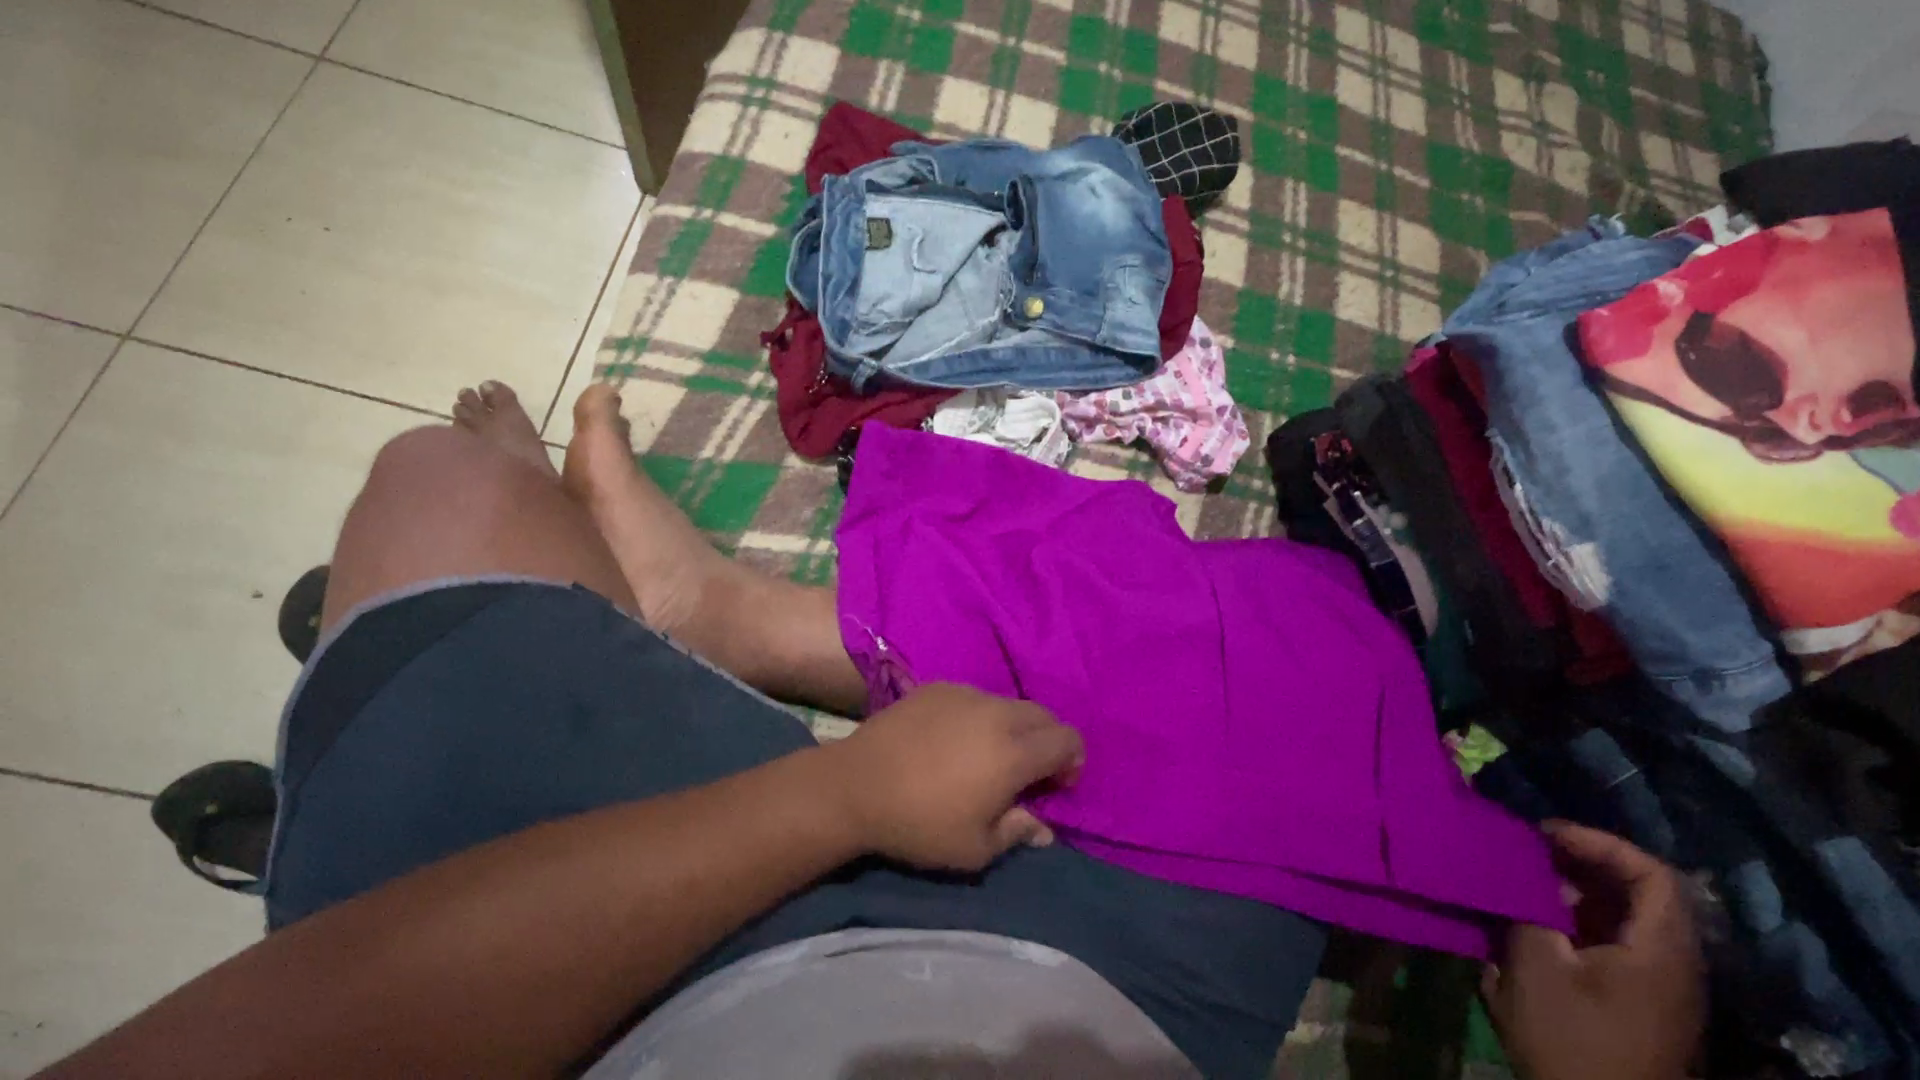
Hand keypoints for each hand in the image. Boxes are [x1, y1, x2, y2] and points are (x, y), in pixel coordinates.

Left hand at [820, 682, 1083, 871]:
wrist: (855, 785)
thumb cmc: (919, 824)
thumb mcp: (974, 849)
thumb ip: (1017, 833)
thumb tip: (1044, 829)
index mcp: (1015, 752)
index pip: (1068, 740)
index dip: (1072, 762)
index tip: (1055, 785)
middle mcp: (997, 714)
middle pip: (1044, 715)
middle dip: (1047, 741)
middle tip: (1027, 772)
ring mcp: (966, 695)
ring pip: (1009, 704)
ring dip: (1013, 727)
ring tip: (988, 756)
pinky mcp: (937, 687)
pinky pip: (975, 698)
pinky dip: (980, 716)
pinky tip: (954, 741)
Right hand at [1484, 822, 1703, 1079]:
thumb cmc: (1572, 1038)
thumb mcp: (1536, 967)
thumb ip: (1528, 910)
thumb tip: (1519, 875)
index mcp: (1661, 949)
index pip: (1651, 873)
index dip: (1599, 842)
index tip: (1545, 833)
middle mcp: (1672, 962)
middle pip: (1639, 894)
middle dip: (1581, 865)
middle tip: (1528, 854)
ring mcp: (1659, 988)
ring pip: (1623, 920)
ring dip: (1574, 895)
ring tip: (1522, 886)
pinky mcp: (1639, 1006)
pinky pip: (1613, 946)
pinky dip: (1575, 925)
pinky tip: (1533, 928)